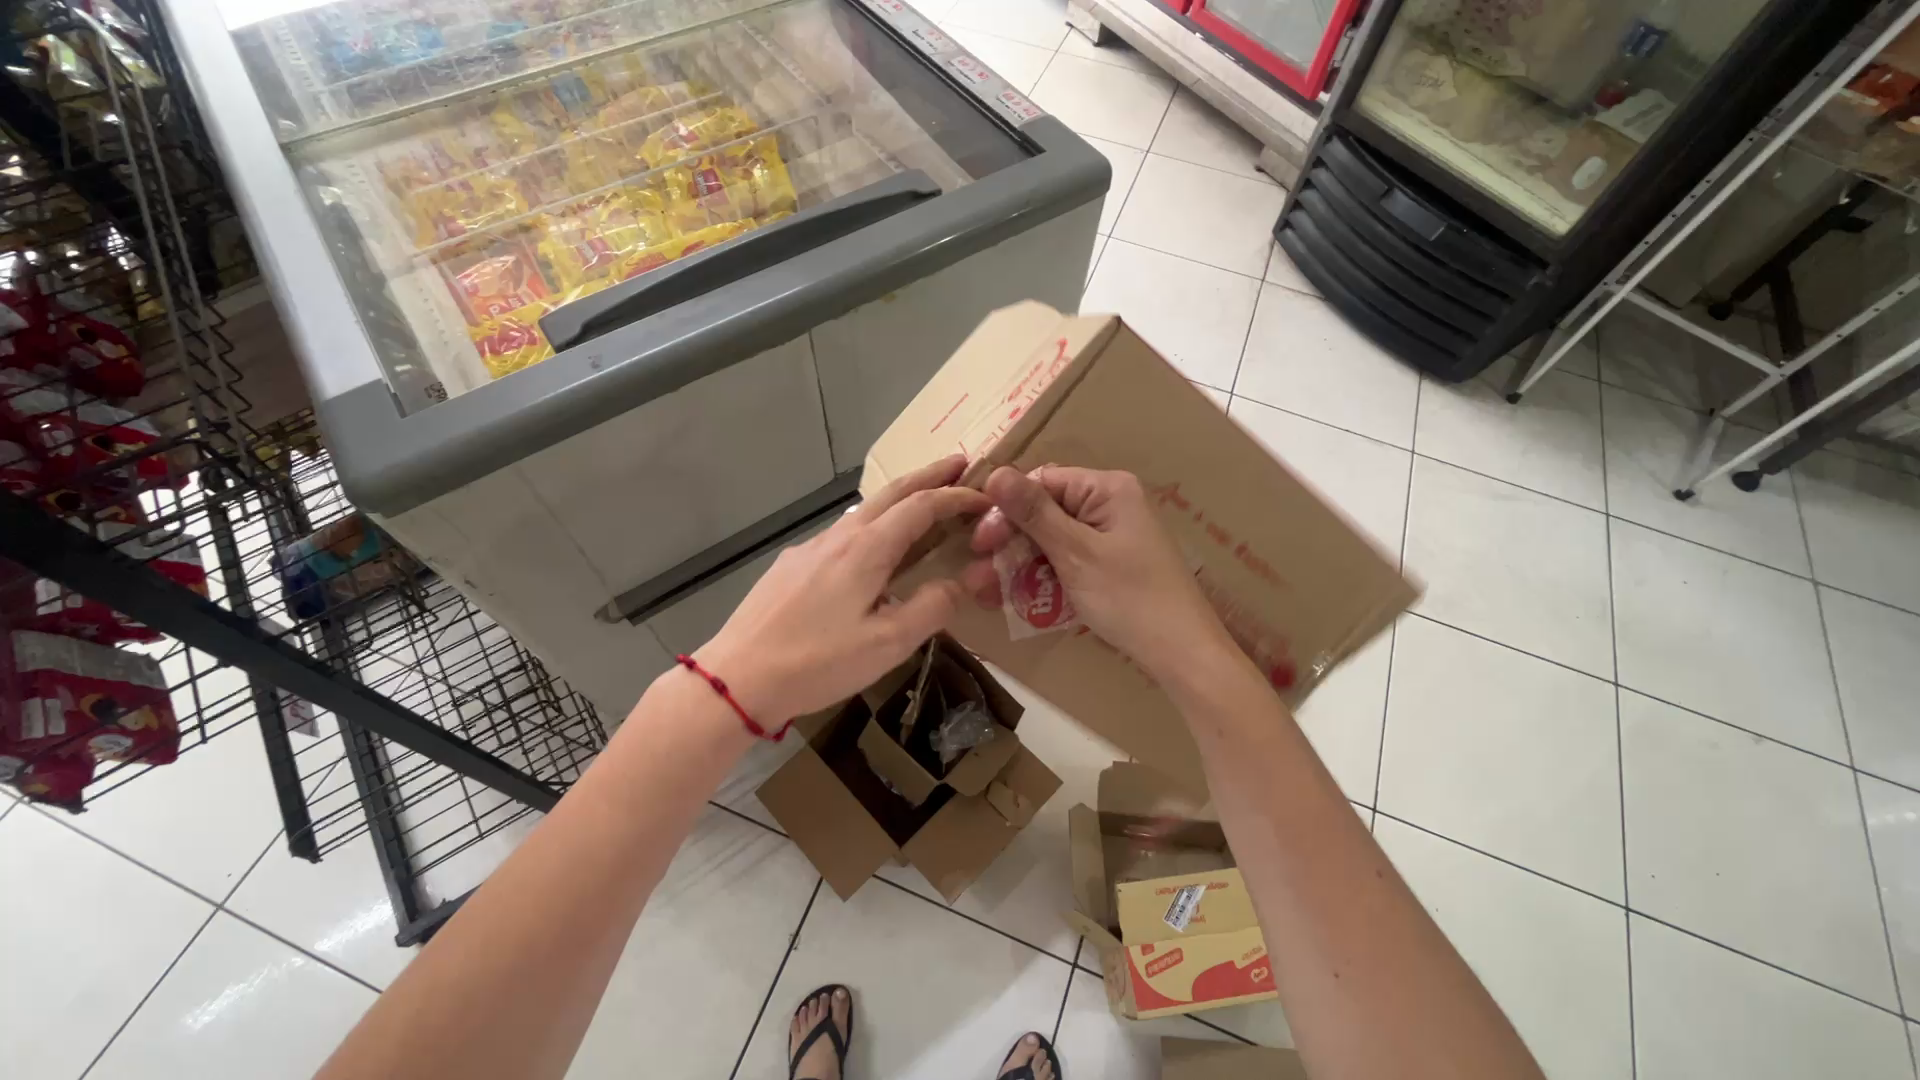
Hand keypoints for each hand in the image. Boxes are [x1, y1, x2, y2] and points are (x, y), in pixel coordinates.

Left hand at [694, 455, 987, 723]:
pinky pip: (842, 534)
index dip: (956, 496)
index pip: (921, 506)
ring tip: (924, 506)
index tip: (985, 494)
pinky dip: (873, 527)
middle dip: (929, 475)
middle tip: (961, 464)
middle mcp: (839, 537)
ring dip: (900, 501)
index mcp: (867, 549)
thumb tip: (959, 582)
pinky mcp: (791, 566)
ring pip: (864, 511)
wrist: (739, 676)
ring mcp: (810, 549)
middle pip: (891, 493)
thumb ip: (930, 608)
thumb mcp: (887, 644)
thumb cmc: (817, 662)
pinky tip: (872, 554)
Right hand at [961, 465, 1229, 680]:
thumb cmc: (1130, 598)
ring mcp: (1110, 536)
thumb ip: (1034, 513)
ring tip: (985, 592)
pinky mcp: (1110, 564)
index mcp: (1107, 489)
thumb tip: (995, 472)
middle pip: (1044, 511)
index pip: (1042, 482)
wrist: (1182, 653)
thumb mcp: (1076, 553)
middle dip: (1008, 543)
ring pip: (1050, 540)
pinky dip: (1040, 577)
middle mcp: (1109, 504)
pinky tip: (1012, 597)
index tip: (979, 543)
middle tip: (977, 576)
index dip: (1006, 509)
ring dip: (1017, 564)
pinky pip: (1066, 560)